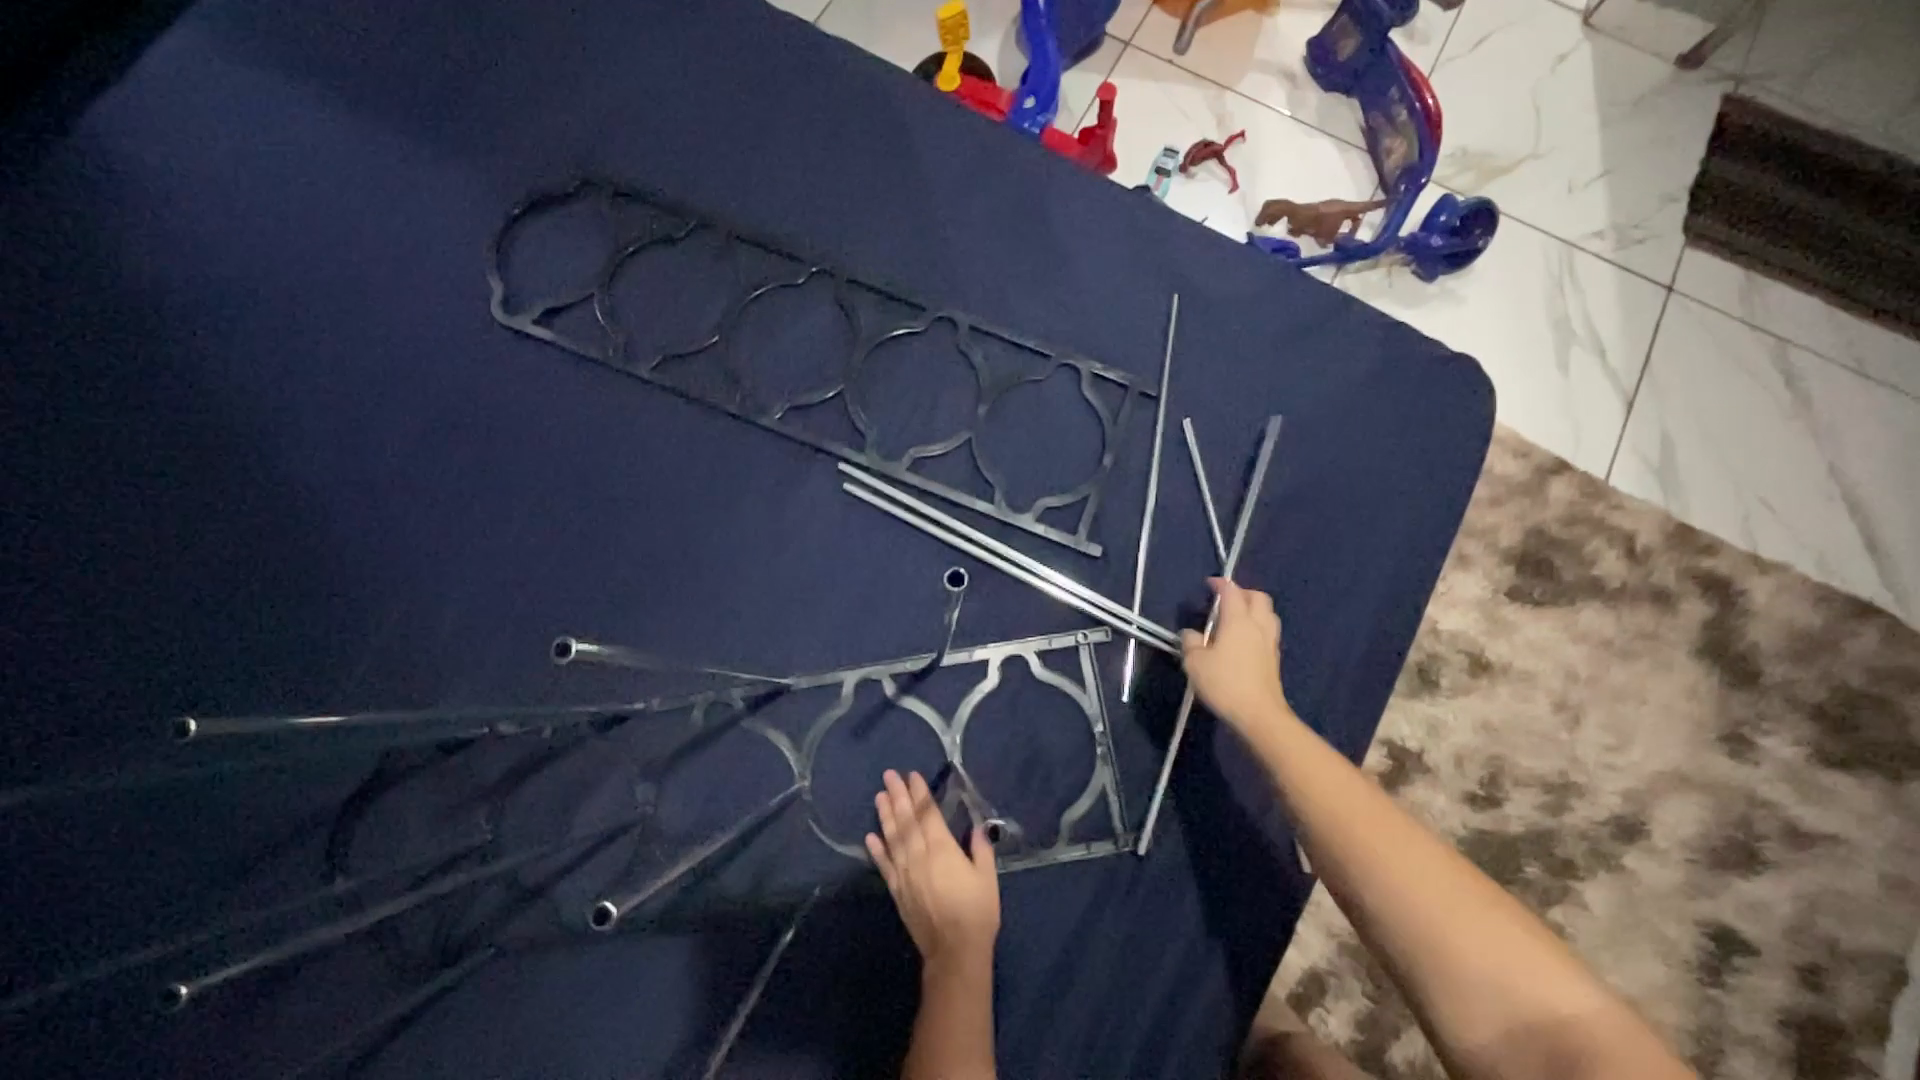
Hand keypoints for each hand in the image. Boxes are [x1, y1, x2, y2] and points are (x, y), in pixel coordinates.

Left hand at [865, 769, 999, 967]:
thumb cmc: (977, 912)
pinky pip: (884, 866)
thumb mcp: (987, 877)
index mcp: (942, 849)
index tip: (912, 775)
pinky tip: (870, 836)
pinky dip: (877, 850)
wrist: (954, 951)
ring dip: (885, 816)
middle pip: (906, 821)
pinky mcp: (897, 891)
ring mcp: (905, 874)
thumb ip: (980, 850)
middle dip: (898, 796)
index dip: (919, 794)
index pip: (927, 814)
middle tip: (888, 775)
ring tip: (879, 796)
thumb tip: (977, 828)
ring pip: (892, 838)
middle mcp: (919, 856)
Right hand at [1181, 577, 1292, 732]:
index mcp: (1238, 621)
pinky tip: (1245, 639)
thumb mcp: (1195, 663)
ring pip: (1268, 614)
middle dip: (1243, 592)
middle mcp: (1258, 626)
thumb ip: (1191, 643)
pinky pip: (1269, 631)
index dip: (1221, 584)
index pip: (1232, 592)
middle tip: (1227, 599)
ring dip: (1254, 609)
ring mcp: (1270, 642)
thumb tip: (1191, 634)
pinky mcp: (1274, 659)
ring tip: (1238, 617)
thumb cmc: (1224, 683)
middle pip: (1258, 597)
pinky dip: (1258, 627)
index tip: (1210, 584)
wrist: (1259, 714)